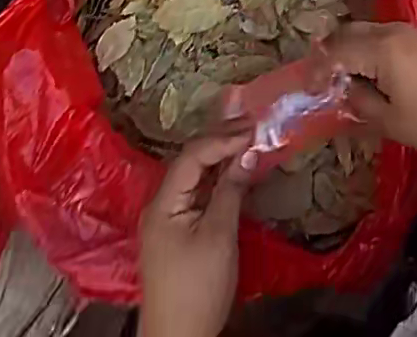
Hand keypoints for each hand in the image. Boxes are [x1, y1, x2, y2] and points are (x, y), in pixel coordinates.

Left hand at [139, 133, 253, 336]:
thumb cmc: (198, 287)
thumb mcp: (219, 235)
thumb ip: (231, 189)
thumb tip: (249, 151)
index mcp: (163, 204)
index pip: (192, 156)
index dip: (223, 139)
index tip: (254, 129)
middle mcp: (160, 205)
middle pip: (191, 162)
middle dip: (222, 142)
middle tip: (255, 129)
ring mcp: (168, 219)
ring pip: (195, 176)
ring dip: (222, 158)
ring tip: (250, 142)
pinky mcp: (178, 231)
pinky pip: (198, 192)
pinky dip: (219, 178)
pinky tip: (237, 171)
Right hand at [325, 22, 416, 155]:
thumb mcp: (391, 121)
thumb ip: (360, 104)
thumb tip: (342, 94)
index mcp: (380, 48)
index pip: (335, 51)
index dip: (318, 70)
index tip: (308, 92)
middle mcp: (391, 30)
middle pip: (347, 33)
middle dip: (329, 54)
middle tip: (319, 83)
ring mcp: (408, 31)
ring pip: (365, 32)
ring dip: (348, 51)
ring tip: (340, 81)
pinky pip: (381, 36)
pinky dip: (366, 50)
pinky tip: (368, 75)